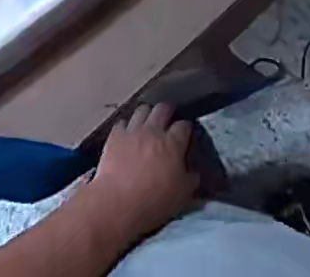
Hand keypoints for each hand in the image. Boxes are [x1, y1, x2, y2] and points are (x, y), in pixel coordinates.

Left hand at [77, 104, 198, 242]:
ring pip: (142, 110)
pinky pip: (123, 122)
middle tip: (169, 117)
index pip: (183, 126)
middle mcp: (153, 131)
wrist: (120, 201)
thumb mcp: (182, 195)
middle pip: (162, 109)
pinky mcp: (115, 135)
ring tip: (148, 121)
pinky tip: (128, 134)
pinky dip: (127, 126)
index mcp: (172, 144)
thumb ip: (190, 180)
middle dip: (168, 111)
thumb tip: (193, 173)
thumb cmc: (155, 200)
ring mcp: (132, 130)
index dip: (186, 128)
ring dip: (147, 114)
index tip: (187, 132)